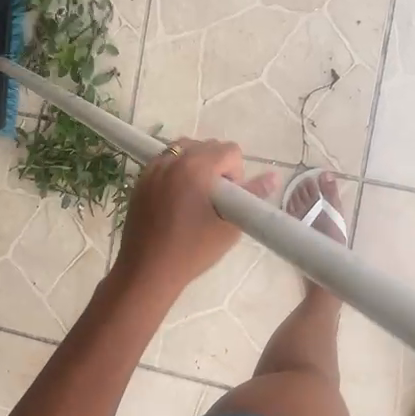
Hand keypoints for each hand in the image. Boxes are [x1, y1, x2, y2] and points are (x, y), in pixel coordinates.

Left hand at [111, 139, 262, 302]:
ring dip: (196, 164)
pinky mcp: (141, 179)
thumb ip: (252, 197)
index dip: (236, 173)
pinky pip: (165, 160)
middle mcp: (173, 159)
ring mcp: (153, 167)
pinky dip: (176, 169)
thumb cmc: (192, 251)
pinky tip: (176, 198)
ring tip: (196, 196)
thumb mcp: (229, 226)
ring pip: (184, 148)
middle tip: (215, 200)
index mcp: (196, 167)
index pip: (230, 150)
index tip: (228, 199)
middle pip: (207, 146)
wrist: (147, 269)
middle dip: (217, 166)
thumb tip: (274, 176)